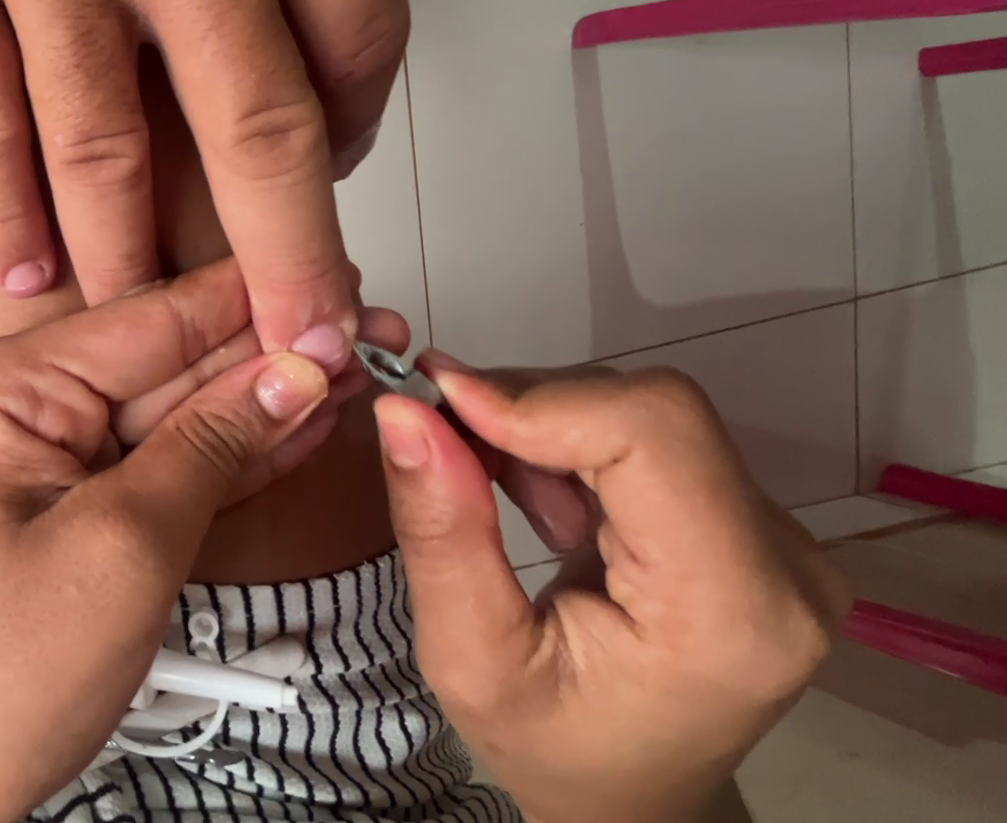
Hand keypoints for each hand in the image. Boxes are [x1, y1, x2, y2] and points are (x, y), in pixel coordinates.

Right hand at [0, 0, 406, 357]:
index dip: (354, 125)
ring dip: (130, 254)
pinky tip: (22, 271)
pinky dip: (3, 208)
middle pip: (257, 133)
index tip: (338, 162)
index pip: (353, 34)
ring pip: (108, 150)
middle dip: (285, 256)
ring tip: (140, 319)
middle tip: (300, 336)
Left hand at [0, 261, 357, 822]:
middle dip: (270, 352)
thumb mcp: (122, 546)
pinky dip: (232, 451)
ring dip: (264, 400)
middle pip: (172, 357)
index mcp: (10, 382)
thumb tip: (288, 373)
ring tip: (354, 375)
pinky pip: (166, 458)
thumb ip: (208, 447)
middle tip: (368, 337)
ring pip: (179, 408)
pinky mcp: (80, 494)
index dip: (256, 305)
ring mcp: (55, 447)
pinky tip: (298, 427)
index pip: (155, 319)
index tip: (340, 295)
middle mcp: (27, 397)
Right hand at [374, 361, 849, 822]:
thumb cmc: (548, 746)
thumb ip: (440, 532)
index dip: (538, 398)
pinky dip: (556, 437)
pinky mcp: (739, 520)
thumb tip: (401, 411)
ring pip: (636, 412)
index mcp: (727, 608)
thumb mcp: (467, 656)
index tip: (434, 399)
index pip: (651, 433)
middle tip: (432, 434)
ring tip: (472, 474)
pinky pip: (638, 436)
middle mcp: (779, 559)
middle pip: (646, 413)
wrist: (629, 795)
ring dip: (533, 421)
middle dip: (523, 405)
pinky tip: (519, 485)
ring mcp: (770, 535)